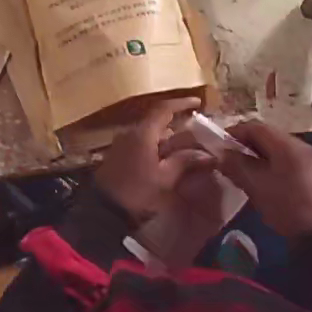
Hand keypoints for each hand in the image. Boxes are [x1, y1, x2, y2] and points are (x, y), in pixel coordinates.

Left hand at [93, 98, 214, 222]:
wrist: (104, 209)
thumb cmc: (137, 191)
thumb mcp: (165, 178)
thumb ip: (185, 162)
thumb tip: (206, 155)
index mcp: (143, 133)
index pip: (163, 109)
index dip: (181, 103)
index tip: (197, 102)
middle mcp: (130, 132)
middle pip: (156, 120)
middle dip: (176, 123)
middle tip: (195, 129)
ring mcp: (122, 143)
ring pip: (148, 132)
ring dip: (166, 136)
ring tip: (185, 145)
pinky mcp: (118, 154)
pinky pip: (140, 142)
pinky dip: (156, 145)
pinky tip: (166, 157)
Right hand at [211, 120, 311, 236]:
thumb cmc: (285, 206)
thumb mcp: (255, 185)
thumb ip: (235, 165)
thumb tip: (219, 154)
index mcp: (286, 145)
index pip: (254, 126)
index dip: (233, 132)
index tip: (217, 144)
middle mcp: (297, 144)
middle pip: (264, 133)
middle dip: (242, 142)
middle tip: (226, 156)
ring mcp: (303, 155)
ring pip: (271, 144)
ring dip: (252, 151)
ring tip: (237, 166)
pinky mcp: (305, 167)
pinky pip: (280, 155)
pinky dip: (264, 159)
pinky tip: (255, 174)